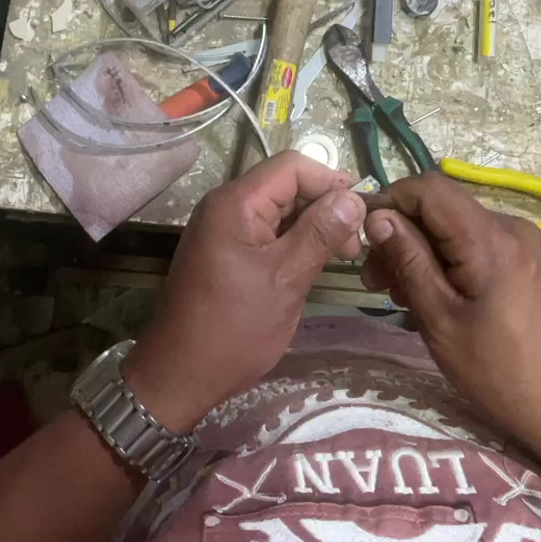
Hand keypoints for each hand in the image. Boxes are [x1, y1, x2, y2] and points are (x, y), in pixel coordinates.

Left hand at [121, 152, 364, 430]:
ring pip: (278, 208)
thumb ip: (320, 233)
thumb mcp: (286, 279)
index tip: (361, 214)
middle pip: (285, 184)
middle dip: (324, 205)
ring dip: (312, 224)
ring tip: (341, 256)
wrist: (179, 375)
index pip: (291, 166)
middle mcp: (225, 204)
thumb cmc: (234, 328)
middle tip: (354, 245)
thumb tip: (353, 198)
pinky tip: (314, 261)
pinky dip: (293, 239)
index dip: (330, 182)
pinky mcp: (225, 248)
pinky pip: (265, 229)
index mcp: (235, 202)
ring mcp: (222, 227)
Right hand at [360, 172, 540, 438]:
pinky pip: (480, 241)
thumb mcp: (440, 319)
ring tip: (403, 294)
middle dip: (403, 234)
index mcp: (491, 239)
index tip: (365, 236)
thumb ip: (408, 260)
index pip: (430, 189)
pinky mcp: (534, 256)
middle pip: (443, 208)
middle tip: (376, 280)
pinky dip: (451, 258)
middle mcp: (514, 226)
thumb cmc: (498, 371)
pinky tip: (439, 293)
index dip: (391, 202)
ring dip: (425, 250)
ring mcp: (528, 240)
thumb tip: (377, 217)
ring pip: (459, 225)